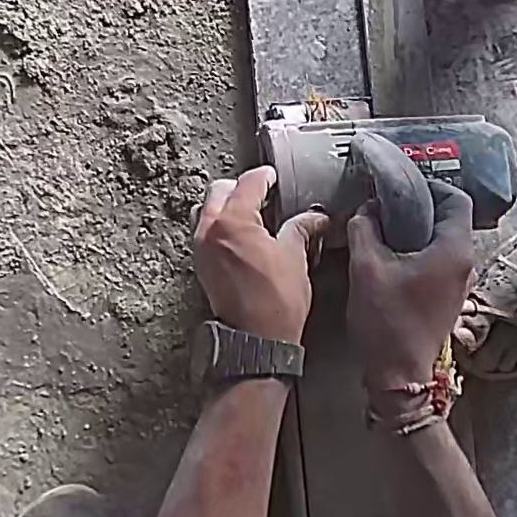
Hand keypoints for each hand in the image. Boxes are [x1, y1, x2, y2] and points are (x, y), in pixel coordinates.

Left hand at [192, 166, 330, 343]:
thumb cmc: (275, 301)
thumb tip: (314, 219)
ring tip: (250, 215)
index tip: (273, 177)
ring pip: (206, 211)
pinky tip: (240, 237)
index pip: (248, 183)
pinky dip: (219, 226)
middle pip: (219, 191)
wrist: (257, 339)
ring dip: (225, 206)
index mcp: (233, 221)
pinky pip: (204, 233)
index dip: (265, 177)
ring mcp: (201, 248)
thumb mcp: (295, 256)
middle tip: (264, 194)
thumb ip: (301, 228)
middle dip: (241, 188)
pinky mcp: (201, 265)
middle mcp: (209, 230)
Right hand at [346, 181, 475, 393]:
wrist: (399, 375)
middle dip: (417, 208)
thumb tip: (367, 209)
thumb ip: (364, 229)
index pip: (455, 198)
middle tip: (384, 207)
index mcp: (454, 250)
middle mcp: (465, 264)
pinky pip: (436, 263)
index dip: (429, 185)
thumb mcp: (365, 267)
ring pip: (440, 242)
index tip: (399, 187)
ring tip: (382, 232)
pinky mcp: (447, 298)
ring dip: (414, 232)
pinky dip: (416, 253)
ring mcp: (459, 284)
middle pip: (448, 219)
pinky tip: (389, 259)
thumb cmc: (386, 320)